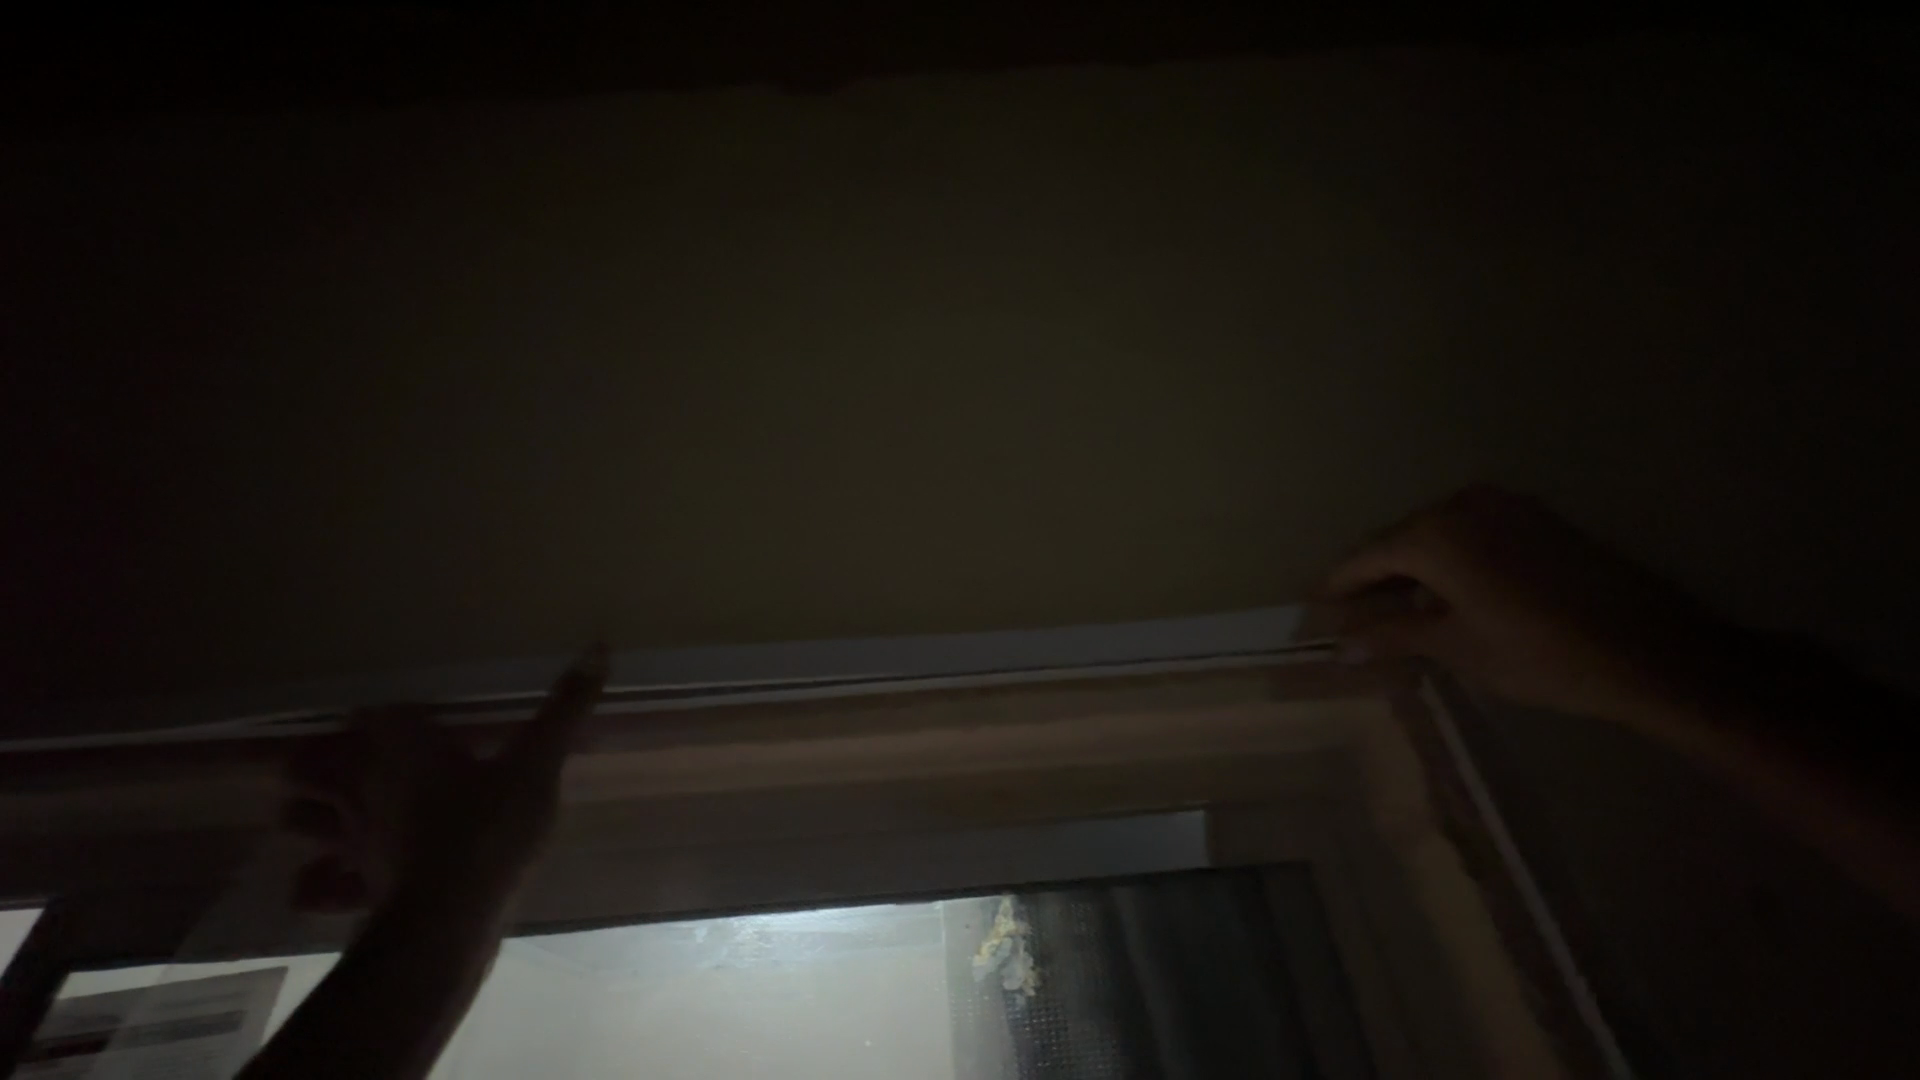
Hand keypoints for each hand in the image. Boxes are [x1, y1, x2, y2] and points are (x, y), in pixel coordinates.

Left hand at [281, 645, 608, 912]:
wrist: (452, 919)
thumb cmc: (492, 827)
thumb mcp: (539, 762)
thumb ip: (565, 709)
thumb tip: (598, 647)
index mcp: (406, 750)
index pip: (375, 714)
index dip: (385, 710)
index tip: (399, 708)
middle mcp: (368, 789)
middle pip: (314, 766)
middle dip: (319, 759)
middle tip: (341, 753)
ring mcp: (355, 841)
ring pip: (304, 819)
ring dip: (308, 811)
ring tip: (324, 807)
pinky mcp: (358, 886)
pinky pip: (318, 884)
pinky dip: (317, 881)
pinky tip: (327, 879)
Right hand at [1316, 487, 1720, 722]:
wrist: (1660, 654)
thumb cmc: (1542, 654)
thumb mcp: (1455, 646)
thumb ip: (1390, 634)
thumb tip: (1339, 642)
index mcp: (1435, 533)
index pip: (1363, 557)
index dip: (1335, 587)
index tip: (1313, 611)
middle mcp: (1463, 505)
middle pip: (1397, 542)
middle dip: (1371, 579)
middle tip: (1352, 618)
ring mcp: (1505, 506)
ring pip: (1434, 537)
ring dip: (1410, 571)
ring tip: (1395, 613)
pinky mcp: (1538, 518)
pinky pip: (1470, 534)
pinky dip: (1447, 562)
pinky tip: (1445, 596)